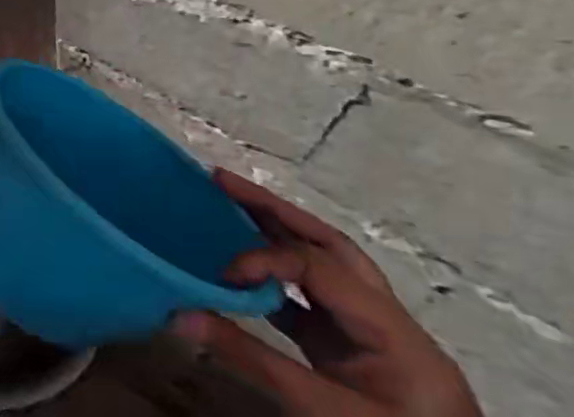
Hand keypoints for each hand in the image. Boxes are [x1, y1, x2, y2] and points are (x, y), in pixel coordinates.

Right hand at [171, 169, 480, 416]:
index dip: (263, 259)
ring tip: (228, 207)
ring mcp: (375, 338)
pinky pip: (313, 300)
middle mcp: (389, 321)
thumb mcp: (328, 413)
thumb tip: (178, 316)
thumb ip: (254, 361)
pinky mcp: (356, 355)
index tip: (220, 274)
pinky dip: (276, 279)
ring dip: (277, 235)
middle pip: (330, 246)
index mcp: (394, 330)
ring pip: (324, 267)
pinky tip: (241, 274)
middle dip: (275, 210)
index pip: (318, 266)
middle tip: (220, 181)